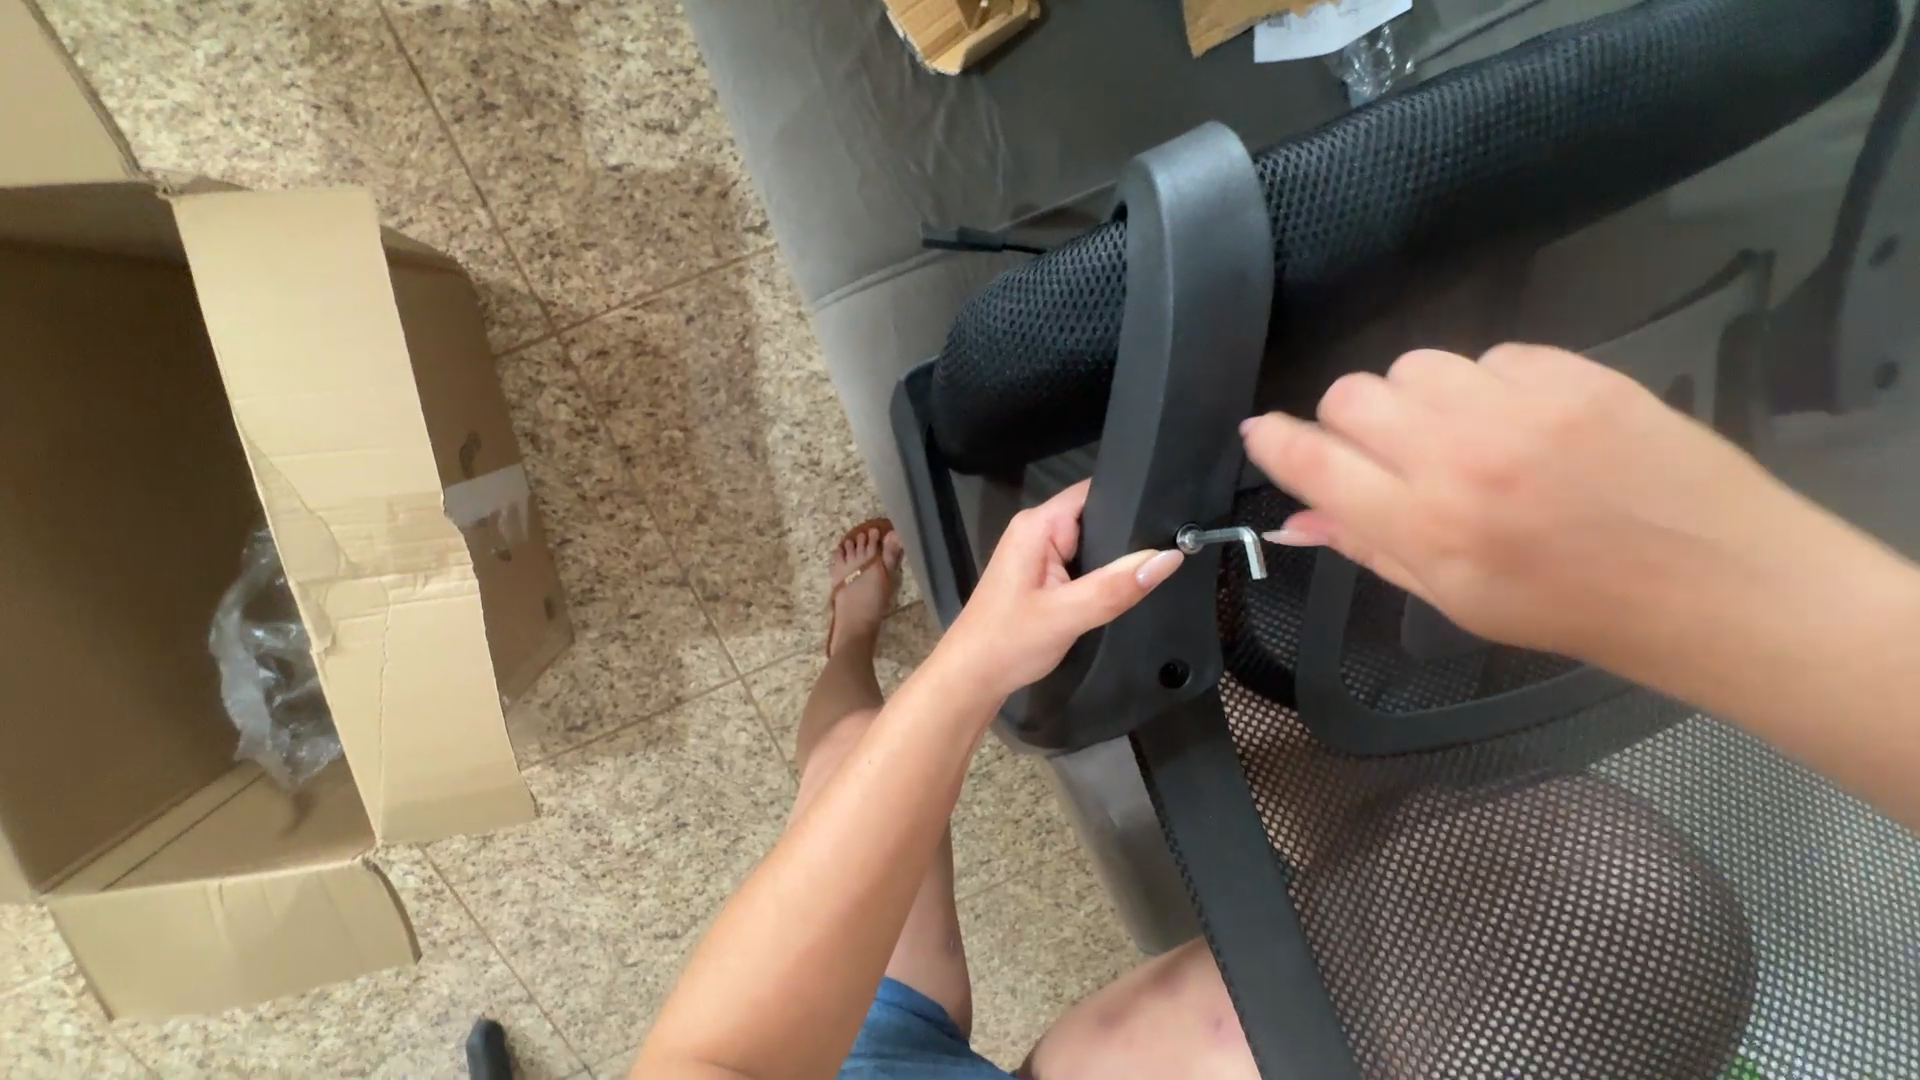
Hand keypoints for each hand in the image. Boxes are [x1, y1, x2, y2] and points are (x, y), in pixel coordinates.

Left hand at [937, 480, 1183, 699]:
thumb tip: (1169, 556)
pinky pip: (1081, 563)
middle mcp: (1036, 529)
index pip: (1093, 492)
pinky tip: (1124, 585)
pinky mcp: (1041, 576)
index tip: (1171, 511)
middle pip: (1096, 515)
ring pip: (1091, 543)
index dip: (1131, 496)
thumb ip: (1118, 586)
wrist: (972, 677)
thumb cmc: (1010, 641)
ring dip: (1116, 556)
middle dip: (1129, 531)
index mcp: (1038, 524)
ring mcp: (1038, 553)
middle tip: (1174, 545)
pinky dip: (1101, 574)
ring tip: (1157, 565)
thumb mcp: (1069, 614)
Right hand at [1240, 344, 1824, 668]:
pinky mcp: (1577, 375)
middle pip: (1350, 395)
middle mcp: (1460, 458)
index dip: (1273, 442)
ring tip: (1454, 432)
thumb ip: (1365, 546)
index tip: (1258, 432)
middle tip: (1380, 449)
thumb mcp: (1450, 597)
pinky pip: (1489, 355)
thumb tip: (1296, 518)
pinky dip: (1485, 385)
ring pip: (1412, 365)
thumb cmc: (1566, 607)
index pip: (1314, 463)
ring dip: (1413, 398)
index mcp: (1425, 526)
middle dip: (1347, 420)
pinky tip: (1517, 421)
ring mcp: (1521, 409)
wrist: (1717, 585)